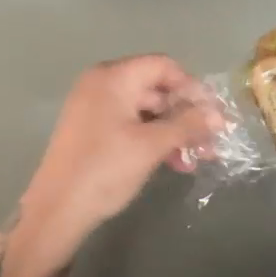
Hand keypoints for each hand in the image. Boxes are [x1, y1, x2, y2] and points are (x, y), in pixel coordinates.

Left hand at [20, 56, 219, 252]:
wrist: (56, 210)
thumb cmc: (105, 169)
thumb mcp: (151, 146)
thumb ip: (187, 125)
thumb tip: (219, 115)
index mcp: (113, 76)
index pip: (163, 66)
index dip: (192, 87)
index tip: (214, 114)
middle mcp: (102, 82)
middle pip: (155, 87)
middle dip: (186, 113)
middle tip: (211, 140)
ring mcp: (95, 106)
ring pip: (145, 109)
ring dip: (173, 130)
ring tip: (197, 158)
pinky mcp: (92, 128)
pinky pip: (130, 123)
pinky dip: (152, 138)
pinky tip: (173, 162)